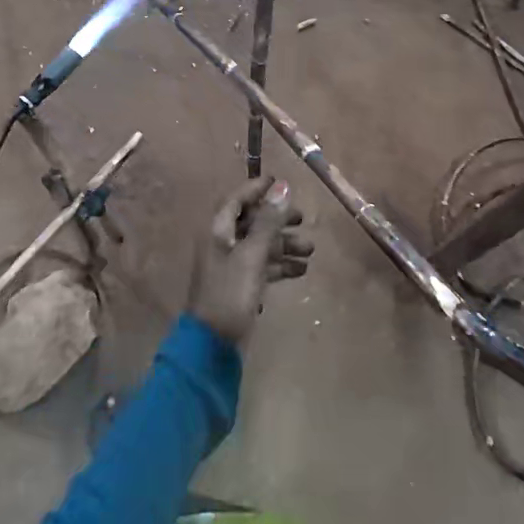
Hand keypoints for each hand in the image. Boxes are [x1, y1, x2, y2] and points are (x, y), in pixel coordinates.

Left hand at [188, 176, 311, 345]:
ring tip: (311, 249)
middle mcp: (222, 242)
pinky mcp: (240, 285)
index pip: (236, 199)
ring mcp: (231, 264)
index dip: (256, 189)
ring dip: (284, 244)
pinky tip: (302, 270)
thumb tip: (282, 187)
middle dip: (276, 219)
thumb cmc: (229, 293)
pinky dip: (280, 265)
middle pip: (251, 221)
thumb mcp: (251, 255)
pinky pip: (262, 266)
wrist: (213, 342)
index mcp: (217, 230)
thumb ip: (268, 222)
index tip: (279, 181)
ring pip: (260, 245)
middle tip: (303, 218)